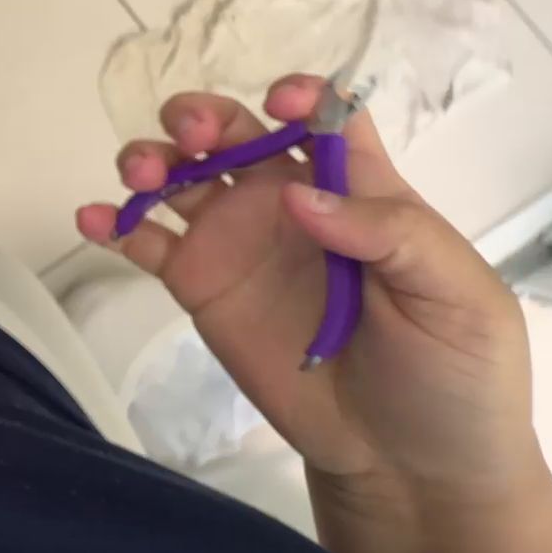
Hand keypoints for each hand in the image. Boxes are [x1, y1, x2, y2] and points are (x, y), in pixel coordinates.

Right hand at [75, 76, 541, 505]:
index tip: (278, 102)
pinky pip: (140, 239)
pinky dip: (109, 222)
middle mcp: (280, 200)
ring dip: (146, 159)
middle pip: (228, 130)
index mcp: (351, 191)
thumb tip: (294, 196)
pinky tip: (92, 219)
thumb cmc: (452, 372)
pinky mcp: (191, 278)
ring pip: (174, 173)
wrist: (396, 456)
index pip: (321, 119)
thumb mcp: (460, 300)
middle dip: (198, 116)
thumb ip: (391, 235)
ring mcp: (229, 237)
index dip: (300, 95)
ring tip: (139, 177)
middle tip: (189, 138)